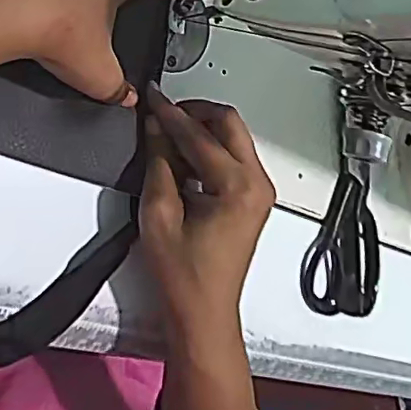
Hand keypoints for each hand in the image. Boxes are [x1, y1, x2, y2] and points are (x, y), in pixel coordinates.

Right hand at [138, 89, 275, 341]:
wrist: (202, 312)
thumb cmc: (184, 275)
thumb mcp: (158, 212)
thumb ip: (158, 161)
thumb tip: (155, 127)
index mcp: (238, 187)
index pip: (198, 134)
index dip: (169, 113)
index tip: (152, 97)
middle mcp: (257, 185)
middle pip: (228, 122)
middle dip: (193, 112)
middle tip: (162, 112)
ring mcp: (258, 191)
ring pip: (232, 136)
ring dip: (200, 129)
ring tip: (165, 135)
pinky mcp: (251, 198)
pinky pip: (231, 156)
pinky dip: (206, 148)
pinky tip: (180, 157)